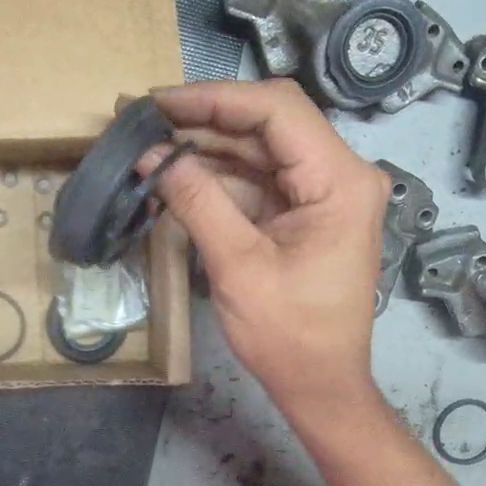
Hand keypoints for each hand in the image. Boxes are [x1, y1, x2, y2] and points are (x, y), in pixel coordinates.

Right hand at [148, 79, 390, 414]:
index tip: (159, 104)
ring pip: (260, 151)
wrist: (320, 385)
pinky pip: (259, 182)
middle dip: (205, 120)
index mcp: (340, 181)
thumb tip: (152, 157)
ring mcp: (324, 194)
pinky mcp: (306, 214)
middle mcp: (341, 175)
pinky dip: (219, 179)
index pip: (276, 110)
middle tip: (145, 119)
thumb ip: (197, 202)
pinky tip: (176, 176)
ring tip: (150, 145)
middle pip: (268, 124)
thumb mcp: (238, 266)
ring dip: (206, 149)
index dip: (213, 99)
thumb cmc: (289, 337)